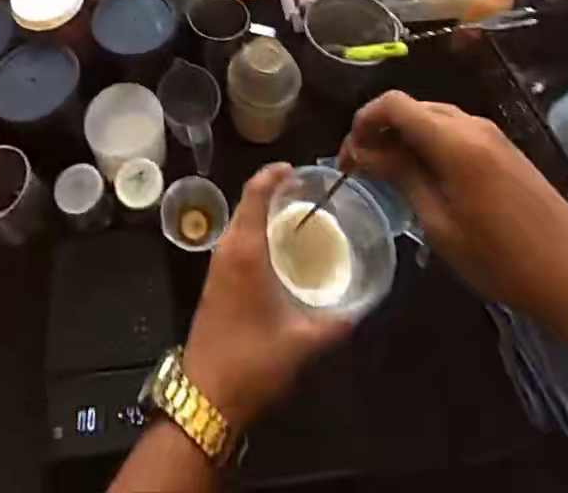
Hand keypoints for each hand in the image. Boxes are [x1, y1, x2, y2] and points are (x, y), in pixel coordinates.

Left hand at [182, 163, 352, 425]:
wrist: (205, 397)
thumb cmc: (253, 362)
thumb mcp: (302, 343)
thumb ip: (336, 323)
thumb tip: (362, 308)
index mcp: (244, 251)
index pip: (254, 193)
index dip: (273, 174)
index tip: (297, 169)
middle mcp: (227, 249)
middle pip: (247, 203)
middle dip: (273, 191)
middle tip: (307, 193)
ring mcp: (217, 265)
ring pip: (240, 223)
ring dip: (263, 212)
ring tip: (298, 216)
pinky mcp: (215, 281)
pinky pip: (237, 241)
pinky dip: (256, 231)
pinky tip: (278, 249)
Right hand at [339, 91, 567, 316]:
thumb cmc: (501, 258)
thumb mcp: (439, 222)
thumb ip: (400, 175)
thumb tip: (362, 152)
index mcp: (453, 140)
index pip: (393, 104)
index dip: (363, 121)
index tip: (348, 155)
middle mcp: (472, 124)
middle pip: (411, 106)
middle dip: (380, 129)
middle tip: (361, 167)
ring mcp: (491, 134)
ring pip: (432, 117)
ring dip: (403, 136)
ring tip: (387, 173)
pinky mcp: (502, 148)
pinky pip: (453, 130)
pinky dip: (428, 142)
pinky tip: (422, 175)